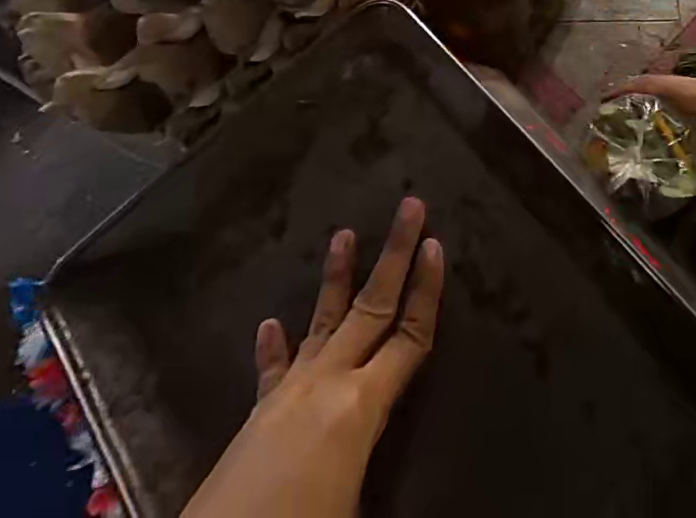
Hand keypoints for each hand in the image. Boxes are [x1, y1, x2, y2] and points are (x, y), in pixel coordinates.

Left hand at [180, 198, 444, 517]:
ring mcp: (289, 393)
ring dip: (337, 277)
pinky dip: (274, 347)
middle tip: (410, 207)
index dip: (427, 291)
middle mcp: (329, 382)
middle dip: (395, 254)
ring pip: (323, 322)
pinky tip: (270, 323)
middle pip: (372, 306)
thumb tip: (410, 486)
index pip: (409, 336)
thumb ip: (383, 466)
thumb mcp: (361, 506)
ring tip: (343, 234)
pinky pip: (273, 370)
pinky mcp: (259, 414)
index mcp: (361, 405)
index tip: (437, 247)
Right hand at [612, 76, 695, 209]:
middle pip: (669, 86)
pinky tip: (695, 131)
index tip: (607, 95)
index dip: (630, 88)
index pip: (658, 85)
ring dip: (668, 105)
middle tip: (624, 117)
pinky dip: (689, 111)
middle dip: (644, 98)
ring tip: (652, 125)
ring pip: (688, 93)